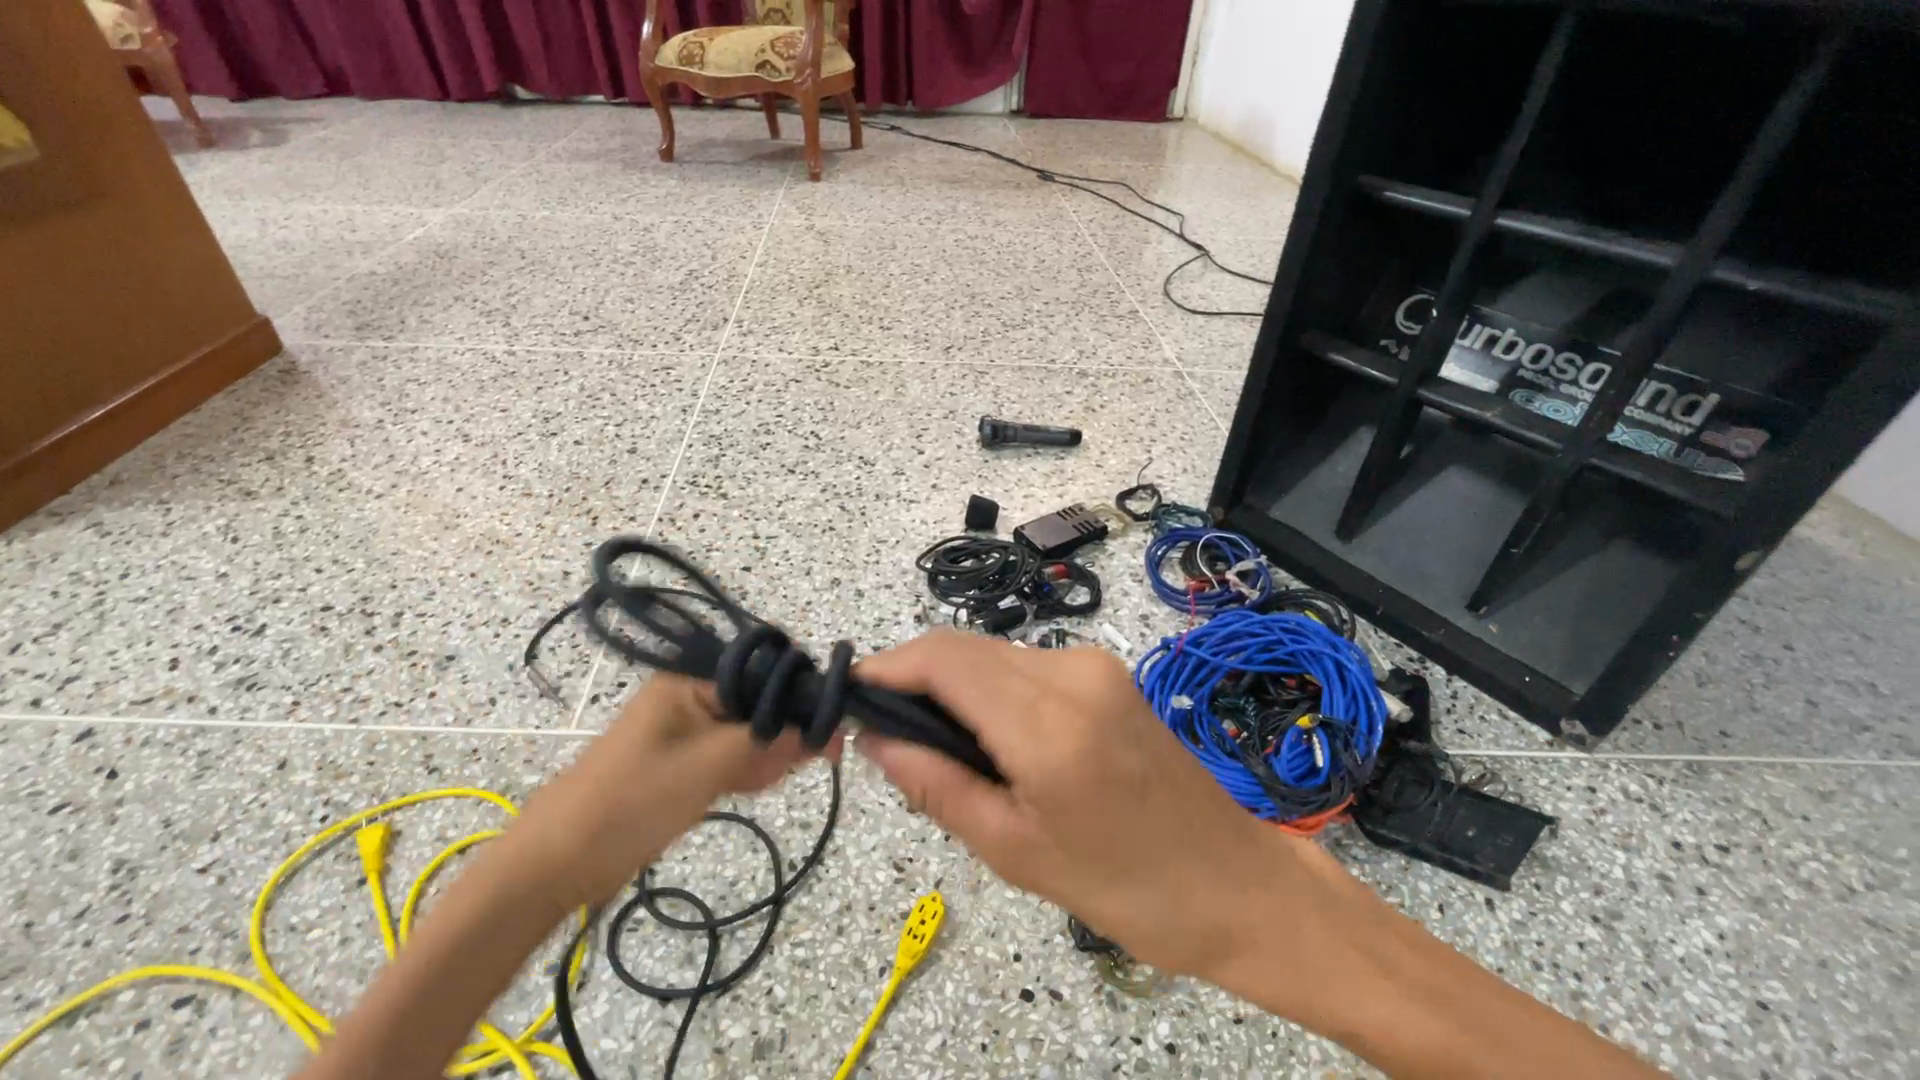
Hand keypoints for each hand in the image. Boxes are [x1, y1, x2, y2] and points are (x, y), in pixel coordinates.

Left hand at [506, 674, 832, 910]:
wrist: (560, 860)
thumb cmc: (634, 800)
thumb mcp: (708, 765)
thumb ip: (767, 741)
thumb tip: (820, 728)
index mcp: (690, 682)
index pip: (763, 677)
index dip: (799, 701)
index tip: (830, 733)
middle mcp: (691, 699)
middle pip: (760, 705)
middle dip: (784, 733)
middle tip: (804, 765)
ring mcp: (688, 733)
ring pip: (750, 735)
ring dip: (767, 757)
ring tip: (764, 782)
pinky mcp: (685, 765)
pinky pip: (732, 758)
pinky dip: (748, 771)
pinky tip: (753, 788)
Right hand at [856, 631, 1351, 984]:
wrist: (1232, 882)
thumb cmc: (1124, 888)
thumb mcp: (1014, 851)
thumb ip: (936, 786)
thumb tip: (875, 740)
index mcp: (1048, 723)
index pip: (942, 659)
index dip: (885, 670)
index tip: (849, 702)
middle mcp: (1072, 672)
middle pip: (963, 648)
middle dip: (913, 680)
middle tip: (888, 738)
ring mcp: (1095, 666)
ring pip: (991, 654)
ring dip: (951, 687)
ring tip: (940, 749)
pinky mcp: (1107, 673)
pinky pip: (1024, 666)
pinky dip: (990, 690)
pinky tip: (988, 739)